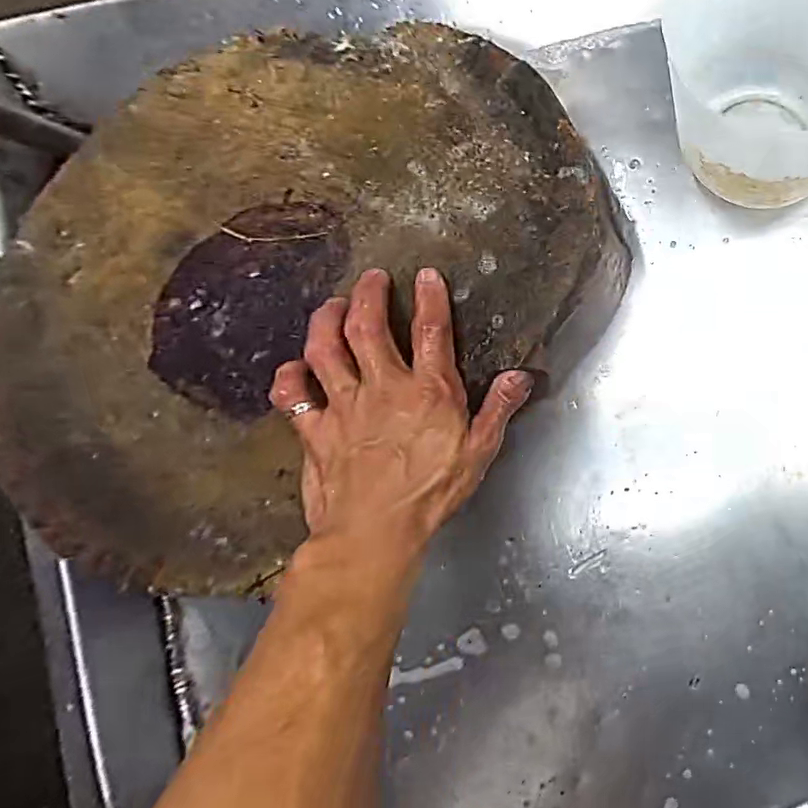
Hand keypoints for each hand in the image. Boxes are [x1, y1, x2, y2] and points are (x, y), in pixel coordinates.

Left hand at [267, 267, 532, 599]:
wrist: (375, 532)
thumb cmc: (432, 493)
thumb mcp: (480, 451)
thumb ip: (498, 409)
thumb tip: (519, 376)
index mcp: (427, 391)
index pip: (431, 331)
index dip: (430, 298)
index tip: (426, 275)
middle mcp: (382, 388)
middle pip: (368, 328)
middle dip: (369, 295)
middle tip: (372, 277)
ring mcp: (343, 407)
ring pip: (325, 350)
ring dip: (325, 321)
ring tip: (332, 305)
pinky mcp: (315, 432)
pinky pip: (292, 397)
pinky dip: (289, 378)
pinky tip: (293, 368)